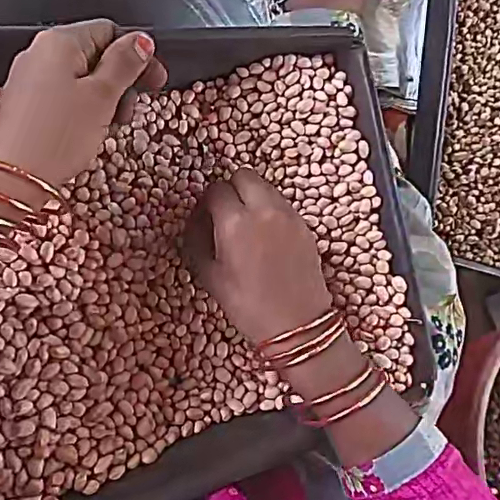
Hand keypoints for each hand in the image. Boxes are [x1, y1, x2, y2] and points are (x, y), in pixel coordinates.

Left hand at [0, 19, 167, 187]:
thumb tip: (141, 41)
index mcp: (59, 41)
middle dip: (121, 82)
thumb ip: (124, 64)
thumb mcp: (102, 96)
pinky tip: (87, 133)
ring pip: (82, 80)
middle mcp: (40, 53)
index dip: (137, 56)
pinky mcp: (27, 106)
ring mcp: (31, 80)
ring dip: (105, 101)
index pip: (109, 32)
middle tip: (129, 110)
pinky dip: (84, 112)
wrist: (10, 177)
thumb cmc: (55, 136)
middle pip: (96, 55)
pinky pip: (65, 98)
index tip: (154, 80)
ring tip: (109, 126)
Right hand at [183, 169, 334, 345]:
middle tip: (226, 214)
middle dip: (231, 189)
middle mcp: (264, 210)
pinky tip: (266, 236)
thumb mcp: (210, 277)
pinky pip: (282, 203)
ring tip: (247, 225)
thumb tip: (196, 222)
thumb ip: (198, 241)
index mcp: (235, 222)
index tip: (205, 217)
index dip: (207, 202)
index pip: (216, 189)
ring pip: (265, 186)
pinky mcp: (304, 224)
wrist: (298, 324)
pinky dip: (270, 209)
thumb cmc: (248, 306)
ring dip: (252, 196)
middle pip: (243, 176)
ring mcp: (288, 215)